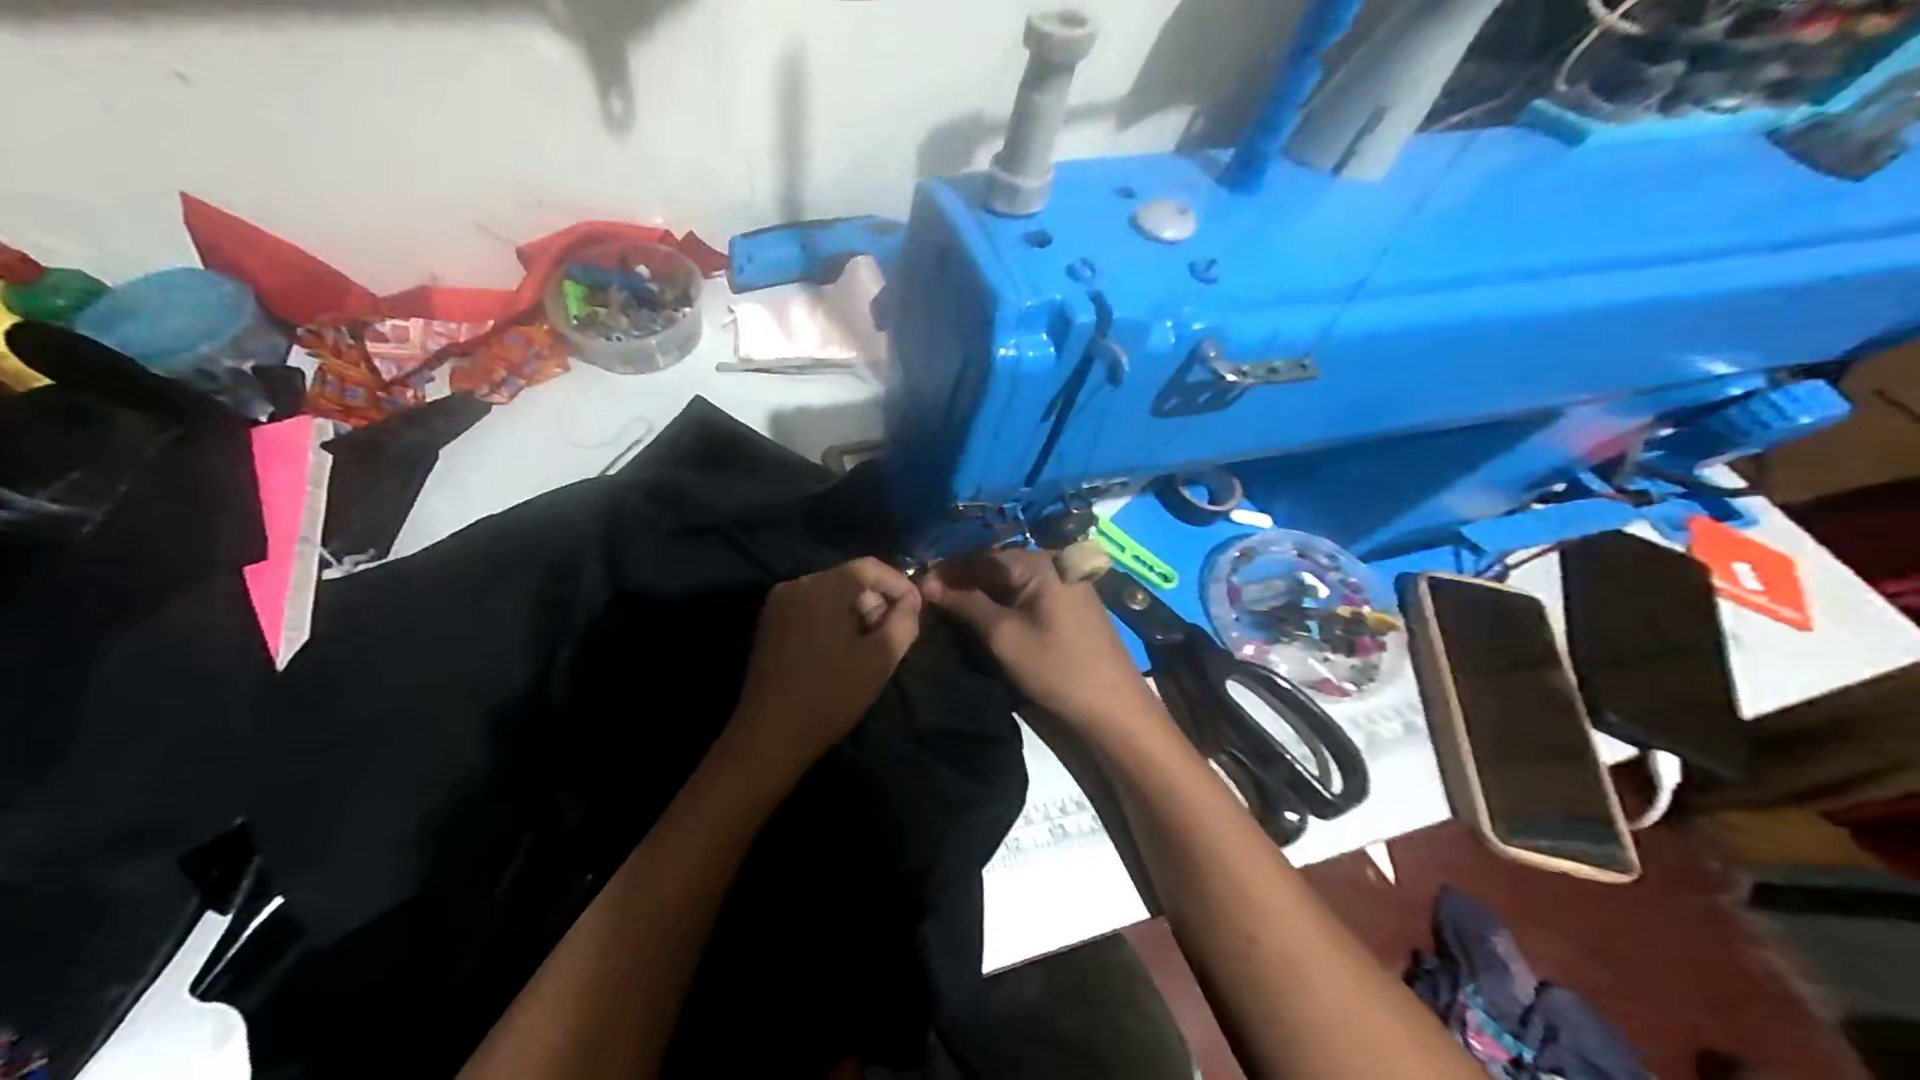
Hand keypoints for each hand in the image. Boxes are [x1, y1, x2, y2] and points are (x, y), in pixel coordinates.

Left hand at [731, 557, 921, 763]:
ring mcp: (778, 605)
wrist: (772, 736)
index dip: (899, 584)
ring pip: (831, 594)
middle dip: (877, 601)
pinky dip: (833, 620)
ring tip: (869, 647)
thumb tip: (911, 602)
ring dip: (856, 613)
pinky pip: (812, 609)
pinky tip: (842, 651)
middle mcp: (795, 586)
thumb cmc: (830, 695)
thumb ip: (904, 622)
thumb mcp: (881, 658)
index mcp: (821, 588)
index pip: (869, 567)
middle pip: (849, 579)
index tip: (916, 610)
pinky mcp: (770, 625)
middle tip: (892, 634)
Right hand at [919, 549, 1156, 729]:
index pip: (981, 556)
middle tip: (929, 597)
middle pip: (996, 564)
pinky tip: (980, 612)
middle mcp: (1054, 561)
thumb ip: (965, 603)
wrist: (1111, 704)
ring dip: (980, 591)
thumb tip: (928, 583)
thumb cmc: (1055, 667)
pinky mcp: (1069, 599)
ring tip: (948, 605)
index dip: (947, 570)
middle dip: (962, 579)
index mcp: (1039, 562)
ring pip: (1010, 578)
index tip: (917, 586)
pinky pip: (1026, 590)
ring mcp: (1065, 579)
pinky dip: (1001, 599)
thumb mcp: (1002, 635)